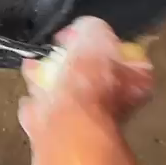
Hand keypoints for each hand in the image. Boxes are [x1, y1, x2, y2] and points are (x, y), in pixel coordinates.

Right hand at [18, 17, 154, 164]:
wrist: (65, 130)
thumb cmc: (87, 86)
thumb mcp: (94, 38)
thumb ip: (91, 28)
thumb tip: (84, 28)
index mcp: (135, 78)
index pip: (123, 52)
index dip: (99, 40)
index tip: (78, 35)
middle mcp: (118, 102)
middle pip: (93, 75)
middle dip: (70, 62)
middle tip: (54, 52)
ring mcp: (89, 121)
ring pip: (69, 95)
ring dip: (51, 81)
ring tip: (33, 68)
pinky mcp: (65, 137)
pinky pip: (49, 114)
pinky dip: (39, 105)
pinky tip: (31, 97)